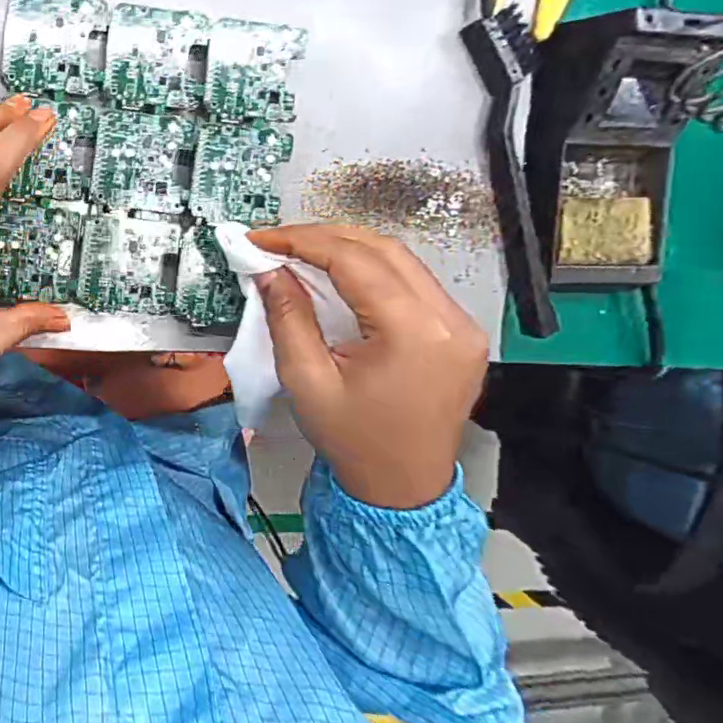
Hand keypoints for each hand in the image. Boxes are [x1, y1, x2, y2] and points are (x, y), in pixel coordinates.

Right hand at [249, 225, 487, 508]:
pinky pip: (412, 283)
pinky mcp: (458, 332)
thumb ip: (288, 318)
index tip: (260, 239)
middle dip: (323, 237)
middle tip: (275, 241)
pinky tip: (336, 276)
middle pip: (383, 249)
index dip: (302, 241)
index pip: (355, 261)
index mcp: (414, 333)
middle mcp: (449, 320)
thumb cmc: (352, 440)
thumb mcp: (306, 380)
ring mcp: (461, 324)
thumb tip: (270, 273)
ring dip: (347, 250)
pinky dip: (369, 270)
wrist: (400, 485)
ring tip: (299, 254)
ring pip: (401, 260)